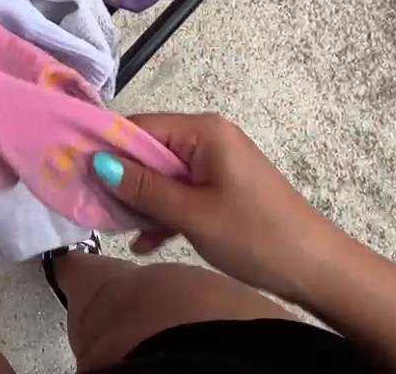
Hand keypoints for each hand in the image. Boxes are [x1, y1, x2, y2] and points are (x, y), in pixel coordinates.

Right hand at [93, 112, 347, 304]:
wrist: (317, 269)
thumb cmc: (255, 234)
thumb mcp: (192, 214)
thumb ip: (144, 188)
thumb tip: (98, 161)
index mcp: (203, 130)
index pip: (142, 127)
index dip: (109, 148)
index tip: (78, 172)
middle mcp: (208, 137)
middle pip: (151, 149)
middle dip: (124, 177)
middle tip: (94, 204)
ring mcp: (217, 163)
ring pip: (164, 173)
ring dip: (143, 199)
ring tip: (116, 226)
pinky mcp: (223, 187)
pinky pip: (183, 190)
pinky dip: (165, 211)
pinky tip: (145, 241)